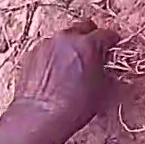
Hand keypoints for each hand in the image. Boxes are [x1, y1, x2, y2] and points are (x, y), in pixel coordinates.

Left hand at [8, 21, 119, 137]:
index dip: (112, 42)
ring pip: (64, 37)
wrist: (40, 116)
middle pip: (84, 27)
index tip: (112, 49)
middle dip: (91, 37)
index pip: (107, 34)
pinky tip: (56, 73)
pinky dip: (54, 56)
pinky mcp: (32, 53)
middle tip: (93, 54)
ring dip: (71, 47)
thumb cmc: (73, 107)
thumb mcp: (103, 90)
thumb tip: (108, 70)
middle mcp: (67, 38)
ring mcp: (47, 44)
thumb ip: (107, 72)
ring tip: (72, 66)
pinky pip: (48, 48)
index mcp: (89, 45)